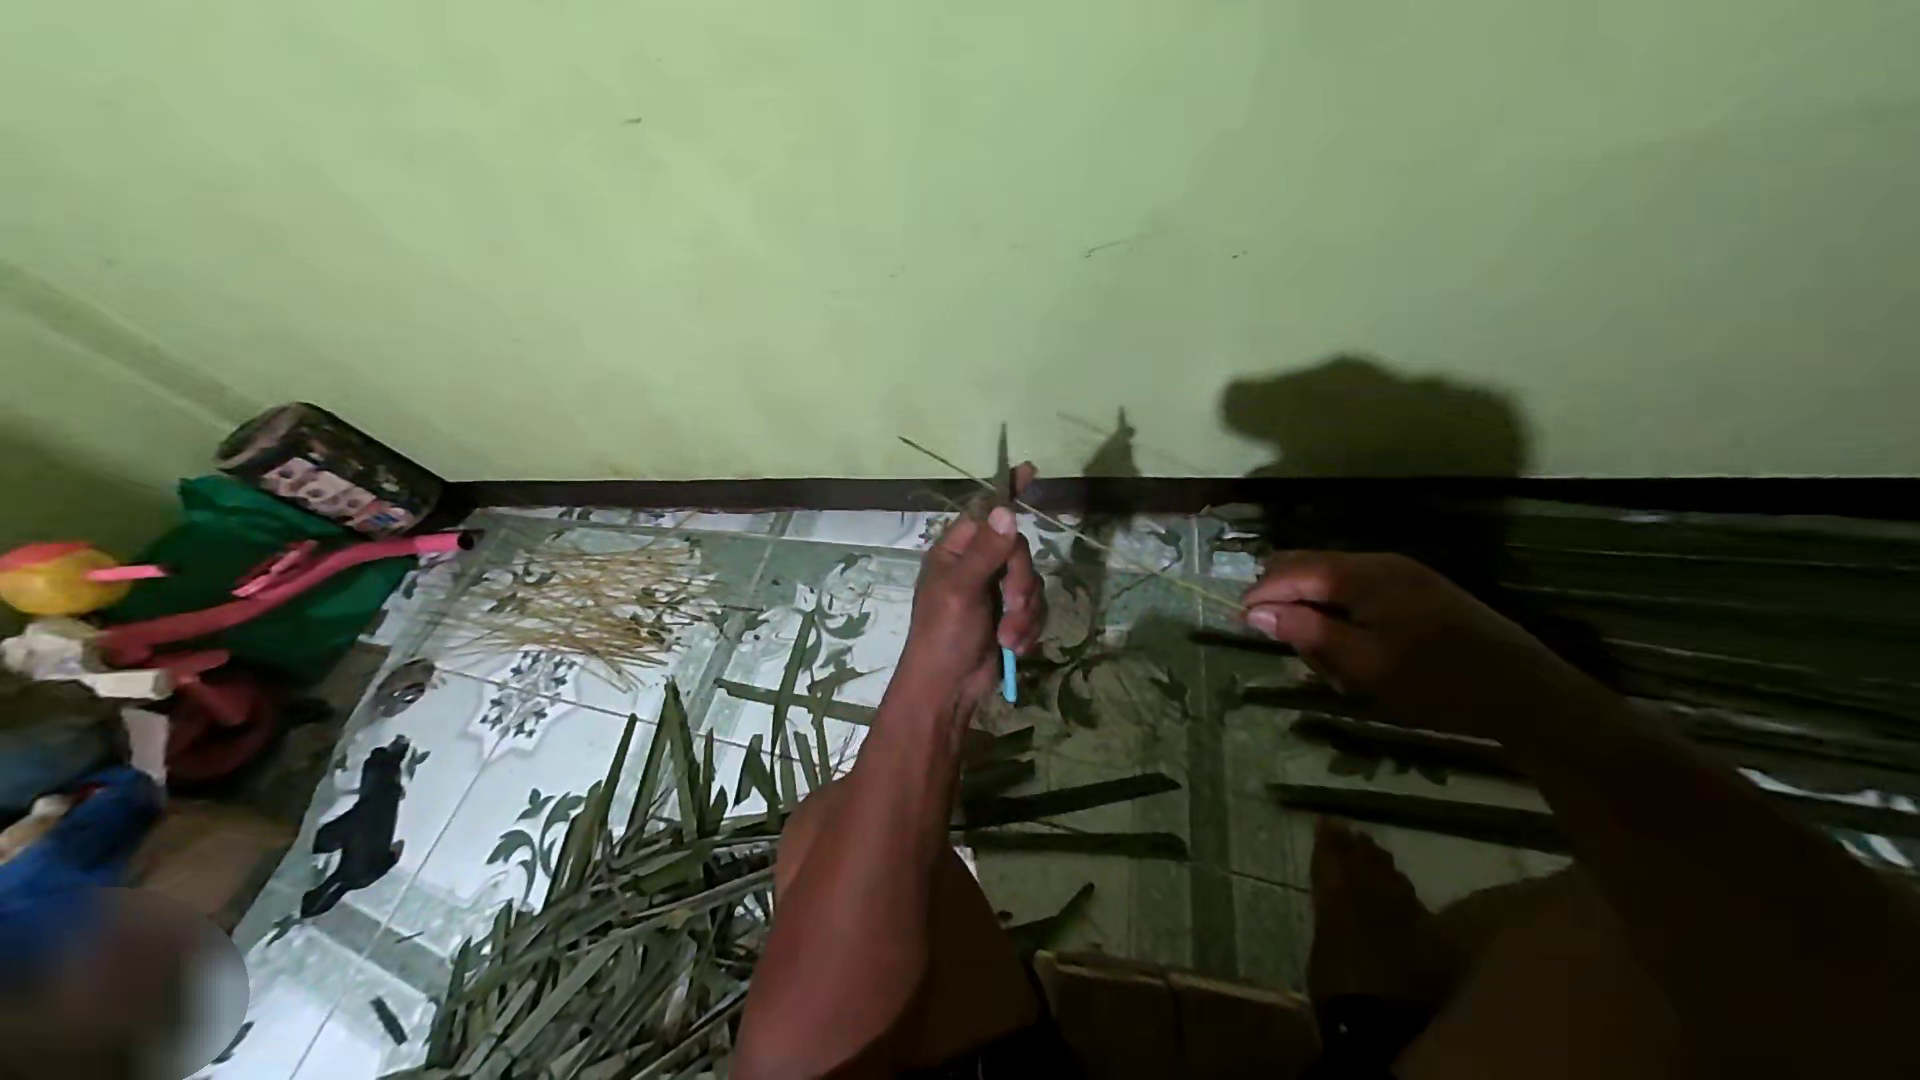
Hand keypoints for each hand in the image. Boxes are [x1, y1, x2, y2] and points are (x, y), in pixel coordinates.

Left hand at [894, 470, 1044, 713]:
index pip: (985, 512)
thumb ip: (986, 551)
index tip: (1030, 470)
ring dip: (1025, 613)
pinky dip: (1028, 629)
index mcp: (955, 551)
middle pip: (1018, 551)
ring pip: (1031, 582)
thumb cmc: (943, 635)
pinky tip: (1014, 648)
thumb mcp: (961, 590)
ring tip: (1007, 638)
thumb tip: (1006, 509)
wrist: (948, 690)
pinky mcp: (1010, 616)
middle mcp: (976, 565)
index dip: (1007, 492)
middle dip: (1020, 582)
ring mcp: (995, 591)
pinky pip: (1035, 608)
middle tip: (1011, 604)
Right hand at [1240, 551, 1605, 738]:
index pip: (1291, 571)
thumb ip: (1306, 633)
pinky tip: (1349, 644)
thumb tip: (1254, 613)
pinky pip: (1358, 590)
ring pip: (1332, 579)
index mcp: (1364, 575)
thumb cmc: (1437, 683)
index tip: (1241, 624)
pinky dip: (1338, 611)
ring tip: (1318, 653)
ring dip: (1312, 608)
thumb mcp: (1363, 665)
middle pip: (1309, 566)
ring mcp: (1403, 574)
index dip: (1260, 595)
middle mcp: (1380, 563)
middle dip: (1283, 598)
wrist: (1529, 696)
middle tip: (1278, 639)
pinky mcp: (1419, 591)